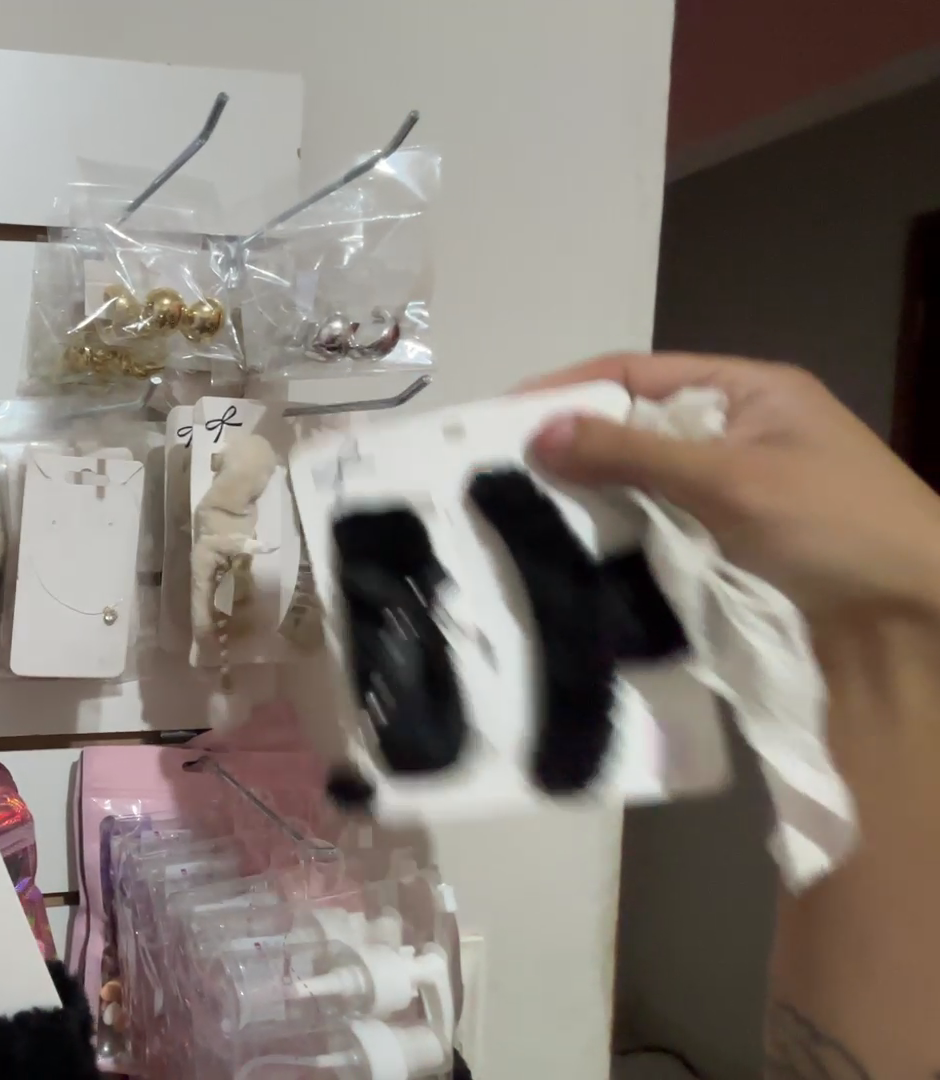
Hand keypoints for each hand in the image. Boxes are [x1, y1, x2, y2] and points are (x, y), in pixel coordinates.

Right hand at [525, 352, 939, 617]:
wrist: (910, 617)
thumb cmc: (835, 526)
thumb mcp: (727, 478)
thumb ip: (628, 453)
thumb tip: (535, 433)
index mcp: (748, 392)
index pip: (636, 372)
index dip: (567, 386)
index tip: (503, 411)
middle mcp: (728, 427)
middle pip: (626, 418)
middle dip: (565, 436)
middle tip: (500, 458)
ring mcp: (719, 478)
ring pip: (628, 466)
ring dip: (578, 479)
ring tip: (518, 492)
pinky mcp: (709, 523)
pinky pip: (639, 506)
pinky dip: (601, 512)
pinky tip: (565, 524)